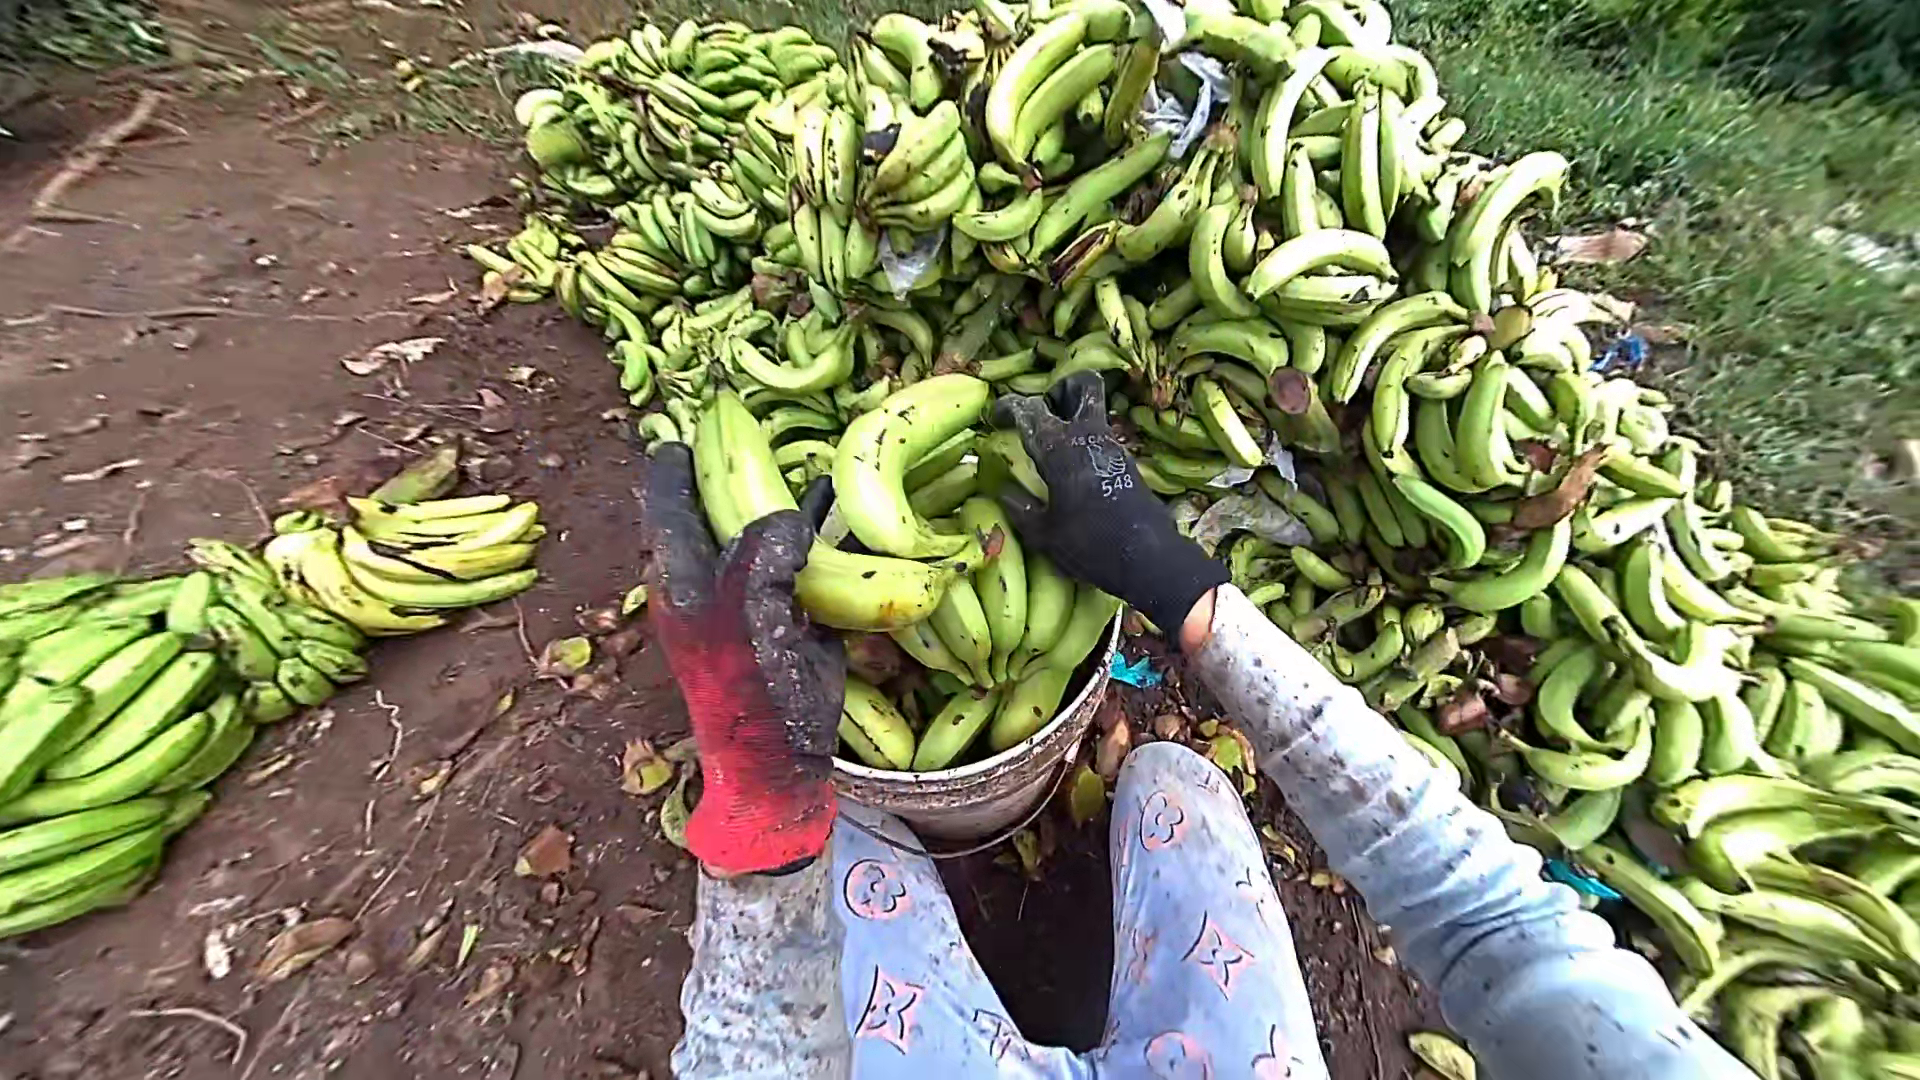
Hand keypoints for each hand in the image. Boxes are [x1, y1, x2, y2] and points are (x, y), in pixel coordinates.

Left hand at [644, 444, 842, 875]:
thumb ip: (759, 557)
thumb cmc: (746, 691)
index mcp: (684, 580)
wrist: (781, 754)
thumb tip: (791, 516)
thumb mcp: (743, 619)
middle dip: (735, 473)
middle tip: (752, 431)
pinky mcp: (795, 609)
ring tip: (806, 460)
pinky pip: (808, 559)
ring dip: (787, 499)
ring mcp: (757, 595)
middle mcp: (717, 580)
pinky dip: (824, 533)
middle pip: (721, 512)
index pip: (669, 510)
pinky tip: (845, 511)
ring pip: (768, 533)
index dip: (672, 470)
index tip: (680, 433)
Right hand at [991, 373, 1227, 641]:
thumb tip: (1003, 491)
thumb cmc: (1089, 545)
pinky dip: (1083, 441)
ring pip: (1093, 411)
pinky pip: (1100, 437)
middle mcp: (1089, 436)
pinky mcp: (1126, 463)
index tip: (995, 418)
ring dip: (1073, 417)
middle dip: (1060, 390)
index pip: (1030, 410)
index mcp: (1061, 449)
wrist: (1149, 560)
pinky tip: (1071, 469)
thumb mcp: (1042, 534)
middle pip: (1082, 385)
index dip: (1008, 408)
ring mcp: (1112, 447)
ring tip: (1051, 445)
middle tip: (1043, 414)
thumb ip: (1019, 509)